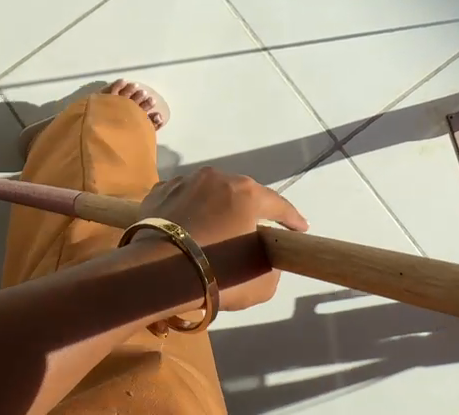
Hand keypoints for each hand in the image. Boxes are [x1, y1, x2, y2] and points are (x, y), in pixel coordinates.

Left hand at [133, 167, 306, 311]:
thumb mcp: (262, 281)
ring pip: (208, 191)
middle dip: (250, 209)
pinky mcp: (159, 191)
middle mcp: (215, 178)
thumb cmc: (219, 274)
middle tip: (254, 228)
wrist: (159, 271)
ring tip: (217, 227)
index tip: (300, 229)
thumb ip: (269, 261)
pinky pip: (182, 198)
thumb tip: (260, 252)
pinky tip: (188, 225)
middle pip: (240, 192)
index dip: (292, 218)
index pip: (278, 204)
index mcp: (245, 193)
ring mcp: (184, 180)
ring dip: (216, 206)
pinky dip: (189, 209)